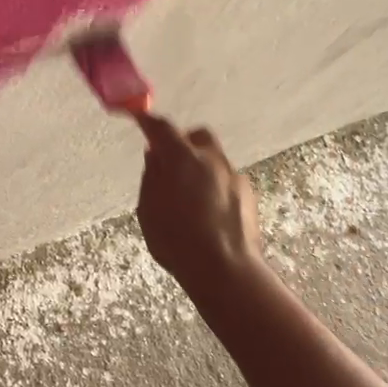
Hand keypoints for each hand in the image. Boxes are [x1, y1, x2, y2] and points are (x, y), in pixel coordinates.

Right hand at [133, 114, 263, 297]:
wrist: (225, 269)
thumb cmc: (176, 240)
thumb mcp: (149, 209)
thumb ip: (152, 176)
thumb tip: (155, 155)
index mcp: (181, 158)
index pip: (161, 128)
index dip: (148, 121)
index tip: (139, 118)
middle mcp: (211, 159)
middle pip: (197, 136)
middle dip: (183, 142)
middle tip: (169, 161)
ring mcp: (233, 176)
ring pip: (214, 159)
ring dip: (200, 166)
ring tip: (189, 195)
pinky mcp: (248, 195)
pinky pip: (226, 179)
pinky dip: (214, 186)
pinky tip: (208, 211)